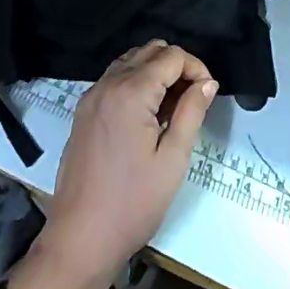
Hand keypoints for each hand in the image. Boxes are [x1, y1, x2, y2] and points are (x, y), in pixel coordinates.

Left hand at [39, 40, 218, 281]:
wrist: (81, 238)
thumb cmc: (133, 202)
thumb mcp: (173, 159)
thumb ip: (191, 112)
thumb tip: (207, 82)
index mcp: (130, 92)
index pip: (171, 56)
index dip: (196, 67)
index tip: (208, 93)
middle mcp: (107, 85)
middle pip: (149, 50)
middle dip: (177, 66)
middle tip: (193, 99)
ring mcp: (91, 97)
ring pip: (130, 61)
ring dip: (155, 72)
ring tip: (172, 108)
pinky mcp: (83, 112)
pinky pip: (114, 79)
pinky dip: (135, 83)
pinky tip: (147, 116)